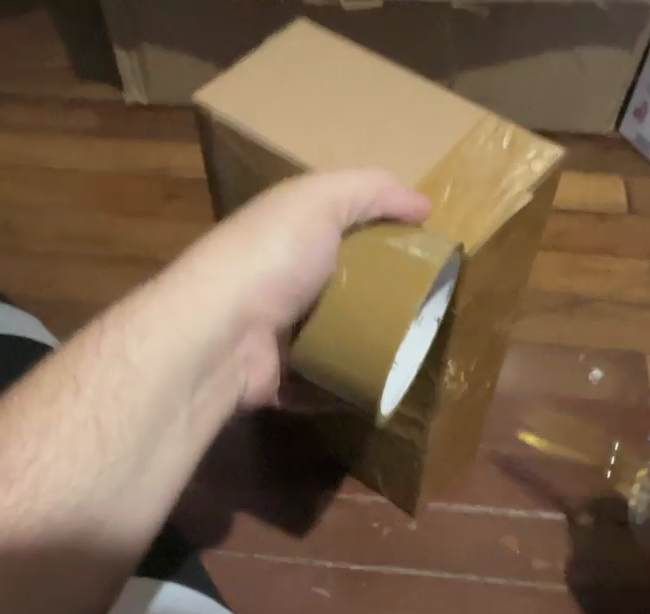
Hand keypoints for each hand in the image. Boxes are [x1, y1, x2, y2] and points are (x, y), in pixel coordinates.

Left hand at [150, 169, 430, 408]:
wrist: (223, 335)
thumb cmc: (272, 257)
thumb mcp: (322, 200)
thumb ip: (372, 190)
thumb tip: (425, 206)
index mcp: (287, 236)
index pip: (343, 231)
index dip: (382, 238)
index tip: (425, 256)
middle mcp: (279, 284)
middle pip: (343, 290)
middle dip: (381, 300)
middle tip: (426, 311)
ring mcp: (277, 337)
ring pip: (335, 341)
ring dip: (367, 348)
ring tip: (411, 353)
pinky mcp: (280, 381)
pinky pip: (323, 384)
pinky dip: (347, 388)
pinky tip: (379, 387)